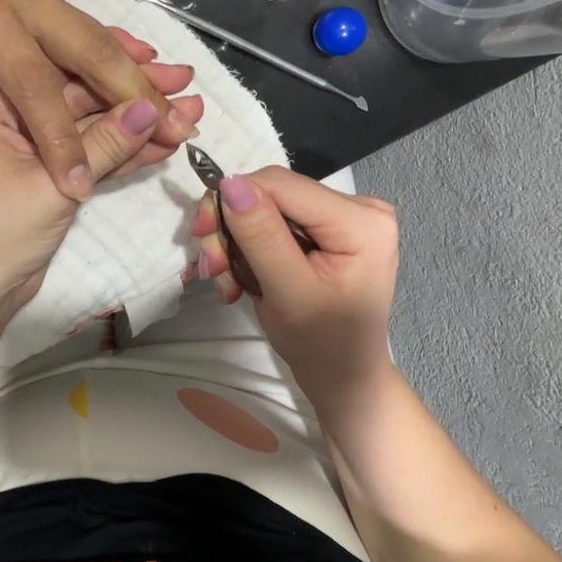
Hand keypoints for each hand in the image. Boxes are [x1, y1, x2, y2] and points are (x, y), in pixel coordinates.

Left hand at [0, 0, 194, 200]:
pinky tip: (135, 74)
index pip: (34, 89)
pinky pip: (84, 23)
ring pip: (98, 35)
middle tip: (176, 136)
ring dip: (137, 73)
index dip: (60, 141)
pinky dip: (114, 52)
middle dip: (136, 100)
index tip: (79, 184)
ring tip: (175, 108)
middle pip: (94, 56)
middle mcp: (27, 0)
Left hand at [0, 35, 204, 314]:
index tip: (171, 74)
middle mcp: (15, 117)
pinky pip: (92, 156)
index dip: (121, 73)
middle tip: (189, 87)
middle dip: (137, 97)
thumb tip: (152, 105)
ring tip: (193, 116)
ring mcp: (34, 148)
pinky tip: (164, 143)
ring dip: (140, 126)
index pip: (67, 76)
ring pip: (94, 129)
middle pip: (84, 98)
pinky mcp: (50, 176)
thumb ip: (104, 145)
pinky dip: (126, 153)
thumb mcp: (55, 184)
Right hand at [192, 168, 398, 378]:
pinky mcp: (321, 231)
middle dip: (230, 230)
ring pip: (260, 209)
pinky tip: (239, 279)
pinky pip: (267, 224)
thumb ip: (262, 236)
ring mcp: (337, 218)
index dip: (231, 201)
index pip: (279, 184)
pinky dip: (244, 251)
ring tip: (227, 284)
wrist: (341, 377)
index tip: (201, 238)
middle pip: (267, 194)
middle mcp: (354, 208)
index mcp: (360, 219)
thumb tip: (230, 183)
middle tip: (211, 270)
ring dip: (232, 245)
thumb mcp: (289, 293)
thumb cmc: (323, 344)